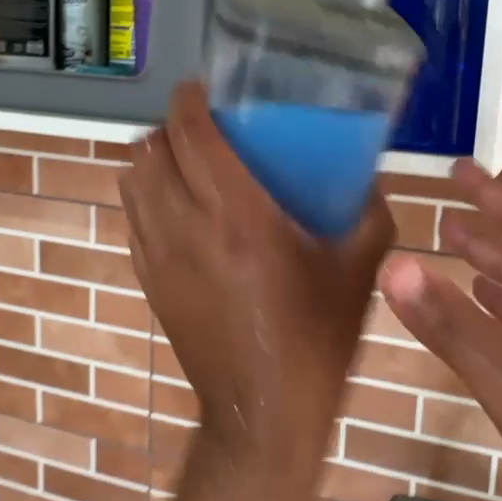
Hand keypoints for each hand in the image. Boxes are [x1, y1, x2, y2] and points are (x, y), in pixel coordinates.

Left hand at [121, 83, 395, 478]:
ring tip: (185, 164)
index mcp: (238, 214)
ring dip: (152, 161)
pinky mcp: (149, 283)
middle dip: (169, 127)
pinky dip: (146, 199)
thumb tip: (368, 179)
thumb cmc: (316, 337)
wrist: (264, 411)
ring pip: (131, 182)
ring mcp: (160, 257)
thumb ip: (370, 214)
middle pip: (150, 150)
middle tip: (202, 128)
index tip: (203, 89)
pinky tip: (178, 211)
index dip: (188, 100)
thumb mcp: (359, 270)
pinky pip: (133, 220)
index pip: (190, 133)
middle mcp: (187, 226)